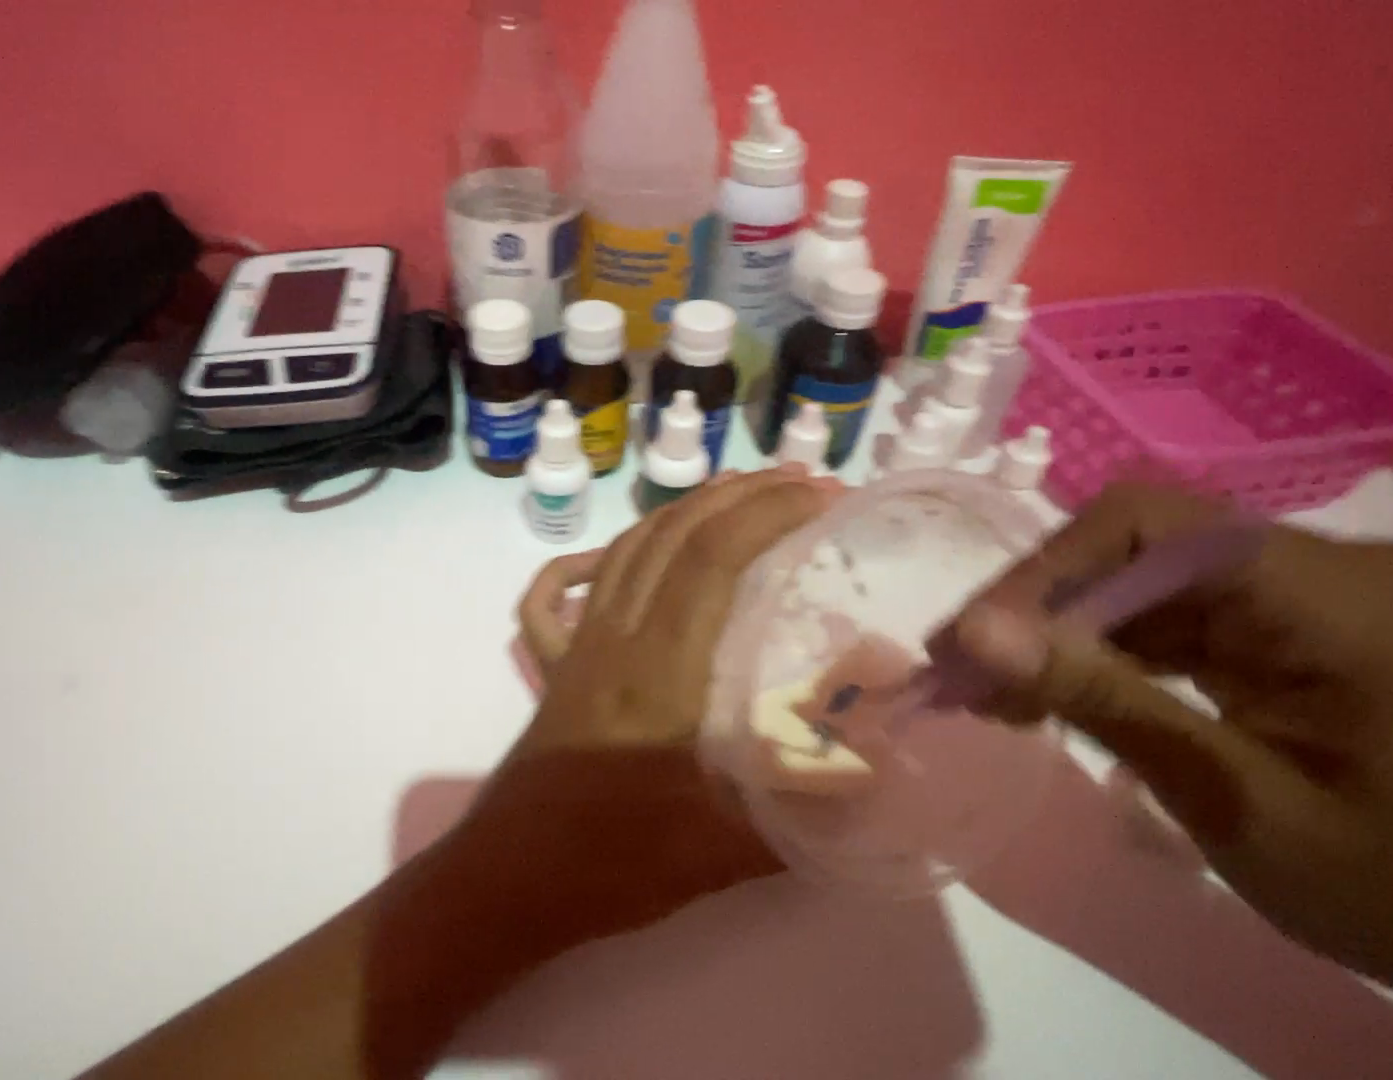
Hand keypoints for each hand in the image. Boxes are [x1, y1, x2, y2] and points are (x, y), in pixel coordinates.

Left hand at [497, 467, 842, 929]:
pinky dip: (582, 562)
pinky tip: (607, 558)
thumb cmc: (614, 864)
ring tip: (733, 497)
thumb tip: (881, 768)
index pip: (712, 559)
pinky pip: (555, 598)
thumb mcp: (723, 847)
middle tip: (798, 484)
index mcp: (659, 670)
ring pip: (623, 552)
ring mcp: (576, 650)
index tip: (824, 499)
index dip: (767, 514)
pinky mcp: (554, 671)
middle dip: (737, 496)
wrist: (511, 882)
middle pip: (670, 537)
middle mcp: (613, 639)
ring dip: (679, 513)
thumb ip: (804, 806)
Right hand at [948, 483, 1392, 1055]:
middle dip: (1043, 611)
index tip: (970, 644)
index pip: (1149, 525)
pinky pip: (1181, 622)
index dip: (1043, 572)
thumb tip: (973, 635)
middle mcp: (1327, 568)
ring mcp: (1317, 599)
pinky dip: (1113, 658)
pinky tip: (1060, 697)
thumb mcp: (1235, 798)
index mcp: (1334, 593)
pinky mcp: (1303, 633)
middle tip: (962, 678)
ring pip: (1148, 585)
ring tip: (996, 698)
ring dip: (1067, 637)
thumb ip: (1103, 699)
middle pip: (1141, 549)